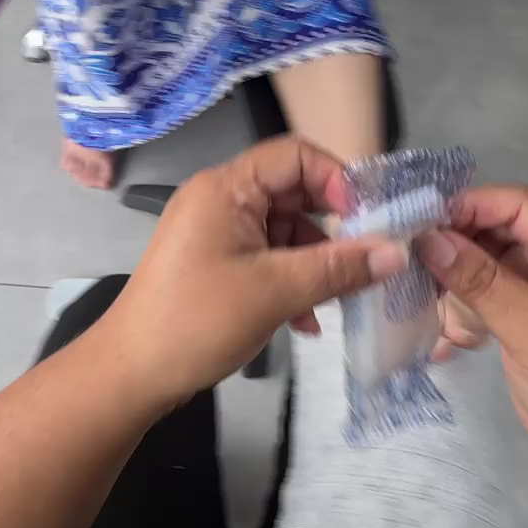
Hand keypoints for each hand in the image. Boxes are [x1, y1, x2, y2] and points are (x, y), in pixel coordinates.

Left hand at [91, 137, 407, 407]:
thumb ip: (338, 268)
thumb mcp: (276, 292)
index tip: (369, 220)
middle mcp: (219, 198)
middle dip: (332, 225)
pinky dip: (290, 279)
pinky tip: (307, 322)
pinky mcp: (214, 260)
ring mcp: (214, 230)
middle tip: (368, 258)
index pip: (294, 155)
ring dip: (314, 260)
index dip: (337, 180)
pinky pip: (265, 254)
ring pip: (282, 228)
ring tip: (341, 297)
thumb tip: (395, 252)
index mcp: (226, 187)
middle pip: (291, 191)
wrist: (132, 372)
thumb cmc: (199, 320)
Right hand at [414, 186, 527, 471]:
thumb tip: (426, 237)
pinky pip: (484, 288)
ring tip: (435, 308)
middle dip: (458, 246)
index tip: (419, 218)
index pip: (525, 206)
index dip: (472, 206)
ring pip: (485, 258)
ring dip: (457, 282)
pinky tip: (449, 331)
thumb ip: (479, 280)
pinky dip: (463, 305)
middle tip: (411, 260)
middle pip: (500, 229)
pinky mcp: (527, 309)